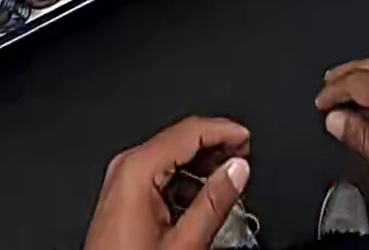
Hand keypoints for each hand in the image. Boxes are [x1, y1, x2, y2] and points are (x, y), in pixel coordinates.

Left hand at [84, 116, 251, 249]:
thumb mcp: (181, 245)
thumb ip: (213, 202)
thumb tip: (238, 168)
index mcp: (138, 169)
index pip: (192, 130)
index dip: (225, 131)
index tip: (247, 141)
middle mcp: (126, 167)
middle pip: (182, 139)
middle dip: (216, 146)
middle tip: (243, 159)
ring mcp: (121, 182)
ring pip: (173, 156)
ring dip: (203, 164)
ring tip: (227, 180)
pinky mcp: (122, 199)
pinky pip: (160, 174)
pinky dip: (185, 179)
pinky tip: (202, 198)